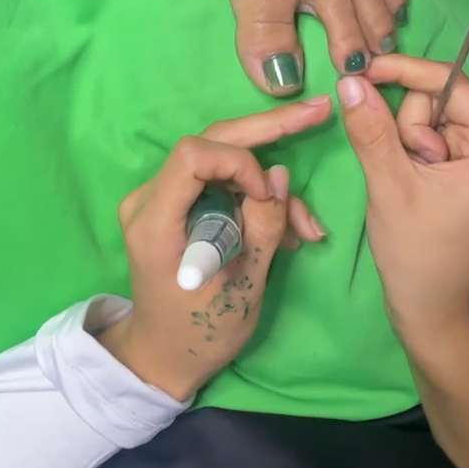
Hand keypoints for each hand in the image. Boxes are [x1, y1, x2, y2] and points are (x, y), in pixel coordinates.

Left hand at [100, 98, 330, 399]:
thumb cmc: (200, 332)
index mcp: (155, 221)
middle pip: (210, 141)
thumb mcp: (243, 287)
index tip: (269, 194)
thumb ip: (262, 227)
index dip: (239, 161)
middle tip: (318, 112)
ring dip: (269, 183)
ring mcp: (160, 197)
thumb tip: (280, 173)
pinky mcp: (176, 203)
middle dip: (268, 129)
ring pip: (222, 158)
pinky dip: (255, 197)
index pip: (193, 155)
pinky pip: (221, 182)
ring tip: (307, 227)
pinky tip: (289, 231)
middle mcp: (150, 198)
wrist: (163, 355)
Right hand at [335, 56, 468, 335]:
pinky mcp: (457, 165)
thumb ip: (371, 131)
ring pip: (421, 115)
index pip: (450, 82)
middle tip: (402, 169)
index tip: (360, 70)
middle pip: (433, 98)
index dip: (405, 71)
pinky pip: (420, 135)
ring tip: (406, 184)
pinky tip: (406, 182)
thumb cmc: (417, 254)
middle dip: (405, 126)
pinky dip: (403, 150)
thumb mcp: (390, 188)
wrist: (427, 307)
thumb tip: (348, 80)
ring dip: (402, 142)